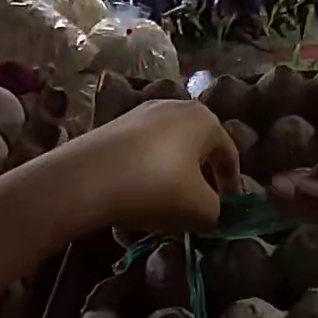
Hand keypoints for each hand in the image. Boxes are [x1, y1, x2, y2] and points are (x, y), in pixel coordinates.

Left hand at [62, 101, 239, 233]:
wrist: (85, 180)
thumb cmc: (157, 188)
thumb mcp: (202, 210)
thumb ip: (217, 211)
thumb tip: (210, 211)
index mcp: (205, 119)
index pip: (229, 156)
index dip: (232, 186)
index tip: (227, 210)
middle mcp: (176, 107)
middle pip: (199, 149)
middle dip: (202, 180)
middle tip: (199, 208)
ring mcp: (141, 112)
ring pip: (170, 150)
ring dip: (175, 176)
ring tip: (167, 205)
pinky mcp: (113, 125)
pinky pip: (143, 151)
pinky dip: (148, 172)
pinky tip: (138, 195)